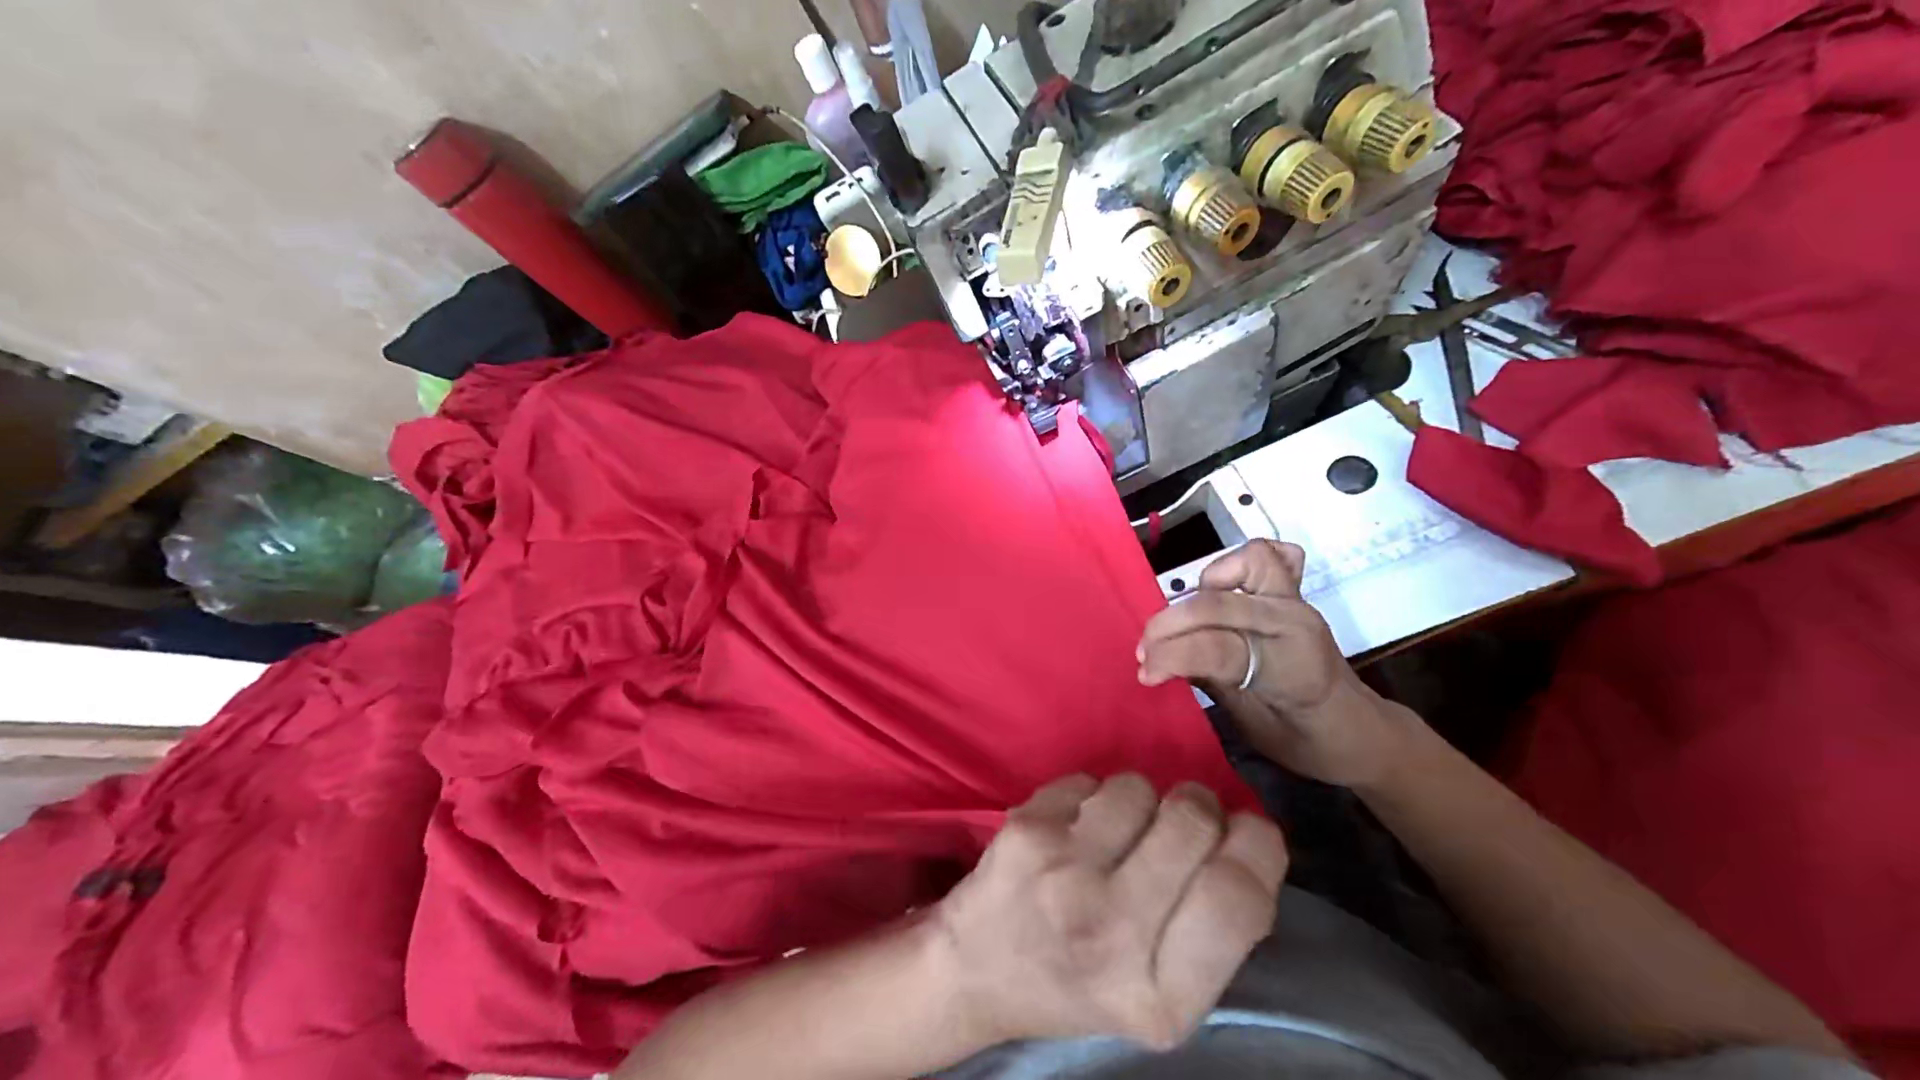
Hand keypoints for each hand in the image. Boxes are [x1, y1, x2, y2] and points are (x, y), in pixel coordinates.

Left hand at [932, 774, 1287, 1049]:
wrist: (973, 970)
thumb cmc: (1077, 984)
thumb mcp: (1159, 998)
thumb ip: (1211, 933)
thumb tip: (1250, 839)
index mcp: (1160, 996)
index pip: (1238, 896)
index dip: (1256, 846)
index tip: (1246, 830)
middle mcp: (1112, 933)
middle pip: (1193, 821)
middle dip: (1198, 807)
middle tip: (1180, 821)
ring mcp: (1063, 874)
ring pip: (1139, 786)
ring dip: (1139, 799)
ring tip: (1117, 832)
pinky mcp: (1026, 831)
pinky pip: (1088, 779)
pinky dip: (1090, 796)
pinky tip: (1073, 830)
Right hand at [1135, 539, 1425, 789]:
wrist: (1359, 732)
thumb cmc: (1305, 741)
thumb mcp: (1250, 725)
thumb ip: (1210, 682)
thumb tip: (1161, 660)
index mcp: (1291, 668)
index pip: (1214, 649)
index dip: (1169, 658)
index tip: (1144, 674)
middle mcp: (1295, 623)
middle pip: (1216, 605)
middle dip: (1170, 625)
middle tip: (1146, 652)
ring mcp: (1297, 602)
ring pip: (1248, 561)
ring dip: (1205, 586)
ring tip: (1186, 620)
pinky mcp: (1295, 593)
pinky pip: (1272, 556)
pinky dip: (1241, 563)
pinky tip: (1222, 587)